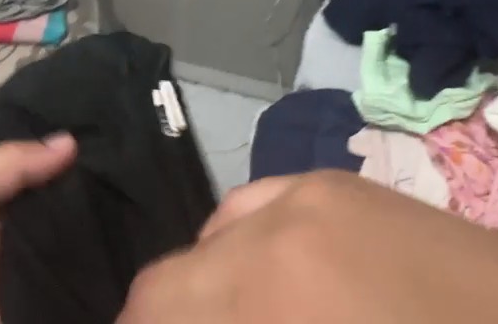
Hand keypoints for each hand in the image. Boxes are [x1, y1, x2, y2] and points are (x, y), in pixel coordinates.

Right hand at [120, 171, 497, 323]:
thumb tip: (200, 323)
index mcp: (270, 294)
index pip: (155, 312)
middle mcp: (271, 230)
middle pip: (163, 287)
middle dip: (169, 323)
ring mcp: (309, 196)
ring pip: (207, 242)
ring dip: (206, 296)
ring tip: (240, 323)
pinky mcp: (343, 187)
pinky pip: (255, 212)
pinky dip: (245, 257)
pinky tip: (282, 293)